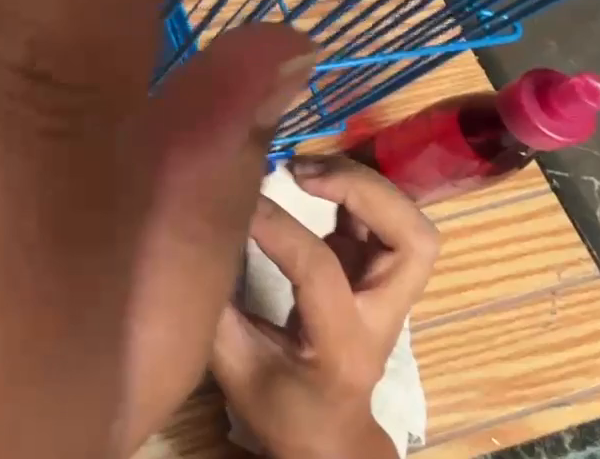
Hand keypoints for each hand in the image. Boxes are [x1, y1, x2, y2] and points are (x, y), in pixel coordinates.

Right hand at [211, 156, 439, 458]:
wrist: (328, 435)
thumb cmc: (278, 405)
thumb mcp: (233, 365)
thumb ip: (214, 305)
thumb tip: (188, 238)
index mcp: (344, 345)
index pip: (320, 270)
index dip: (275, 226)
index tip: (237, 201)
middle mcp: (381, 315)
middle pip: (411, 242)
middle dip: (361, 191)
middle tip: (300, 171)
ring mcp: (388, 292)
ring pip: (411, 226)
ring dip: (364, 184)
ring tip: (306, 168)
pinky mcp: (377, 274)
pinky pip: (385, 220)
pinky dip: (355, 188)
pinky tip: (312, 176)